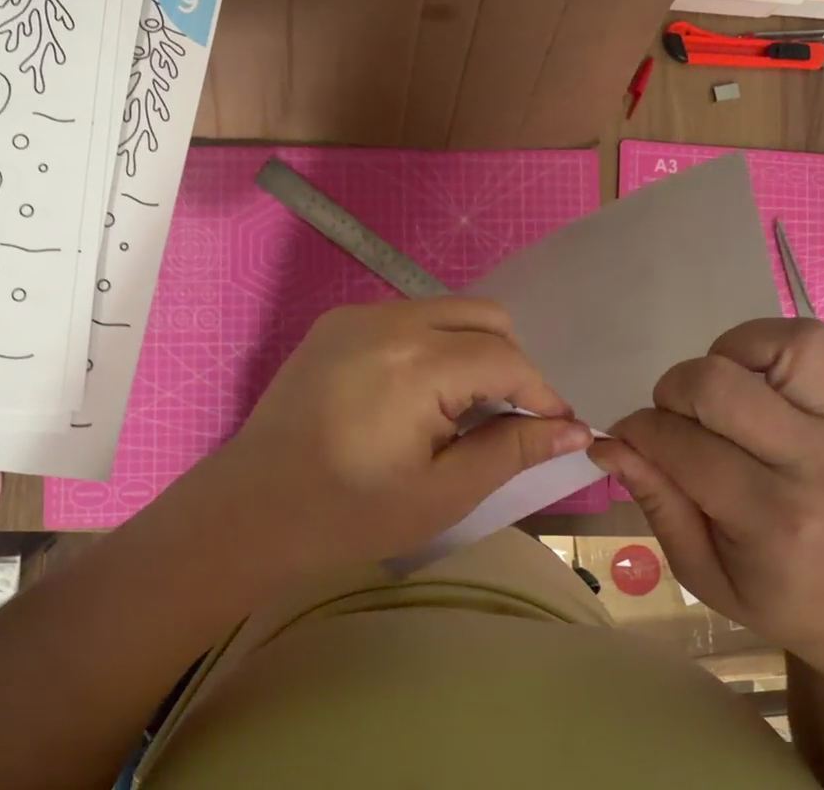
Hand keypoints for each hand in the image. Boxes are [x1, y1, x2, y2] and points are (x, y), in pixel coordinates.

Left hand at [170, 297, 590, 577]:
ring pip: (443, 310)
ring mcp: (356, 315)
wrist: (251, 508)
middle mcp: (389, 319)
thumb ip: (511, 451)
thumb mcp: (442, 492)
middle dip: (509, 361)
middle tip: (507, 418)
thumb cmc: (349, 514)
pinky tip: (417, 395)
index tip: (556, 428)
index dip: (540, 392)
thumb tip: (573, 427)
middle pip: (482, 315)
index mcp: (418, 362)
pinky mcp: (333, 323)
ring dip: (470, 348)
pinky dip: (430, 344)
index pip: (506, 358)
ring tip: (462, 409)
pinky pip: (404, 317)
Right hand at [590, 318, 823, 683]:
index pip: (679, 442)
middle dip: (674, 391)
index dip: (635, 434)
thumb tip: (607, 445)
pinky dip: (815, 352)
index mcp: (773, 516)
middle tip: (676, 421)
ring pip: (796, 343)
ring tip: (726, 389)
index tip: (629, 446)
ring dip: (741, 352)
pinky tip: (781, 382)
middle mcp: (818, 462)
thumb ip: (656, 502)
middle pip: (721, 381)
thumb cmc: (780, 599)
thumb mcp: (701, 572)